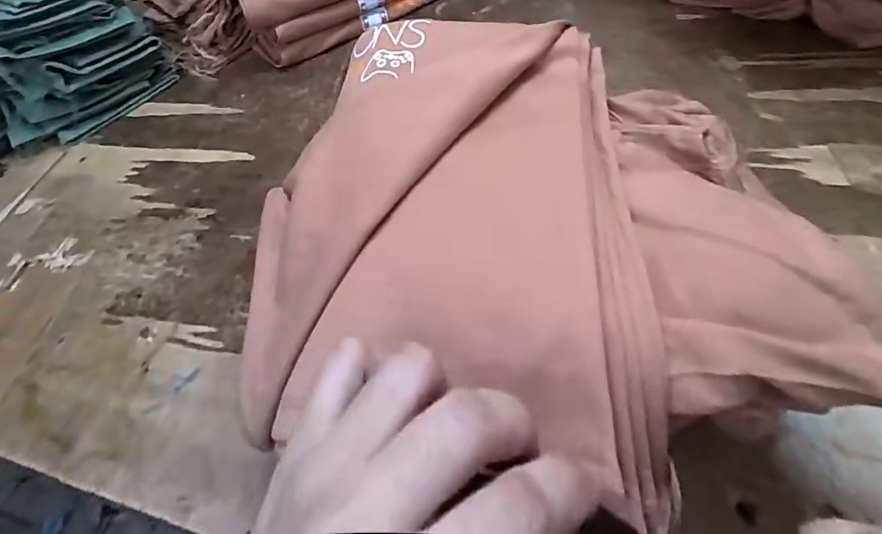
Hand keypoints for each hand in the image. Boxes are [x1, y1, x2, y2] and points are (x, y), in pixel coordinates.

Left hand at [254, 340, 596, 533]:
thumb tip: (548, 512)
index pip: (516, 506)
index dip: (569, 485)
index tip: (585, 480)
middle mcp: (369, 506)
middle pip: (463, 420)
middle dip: (513, 421)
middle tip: (524, 448)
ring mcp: (324, 462)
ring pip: (403, 370)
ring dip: (445, 387)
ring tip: (452, 422)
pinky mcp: (295, 444)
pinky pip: (337, 368)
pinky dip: (370, 371)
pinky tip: (389, 406)